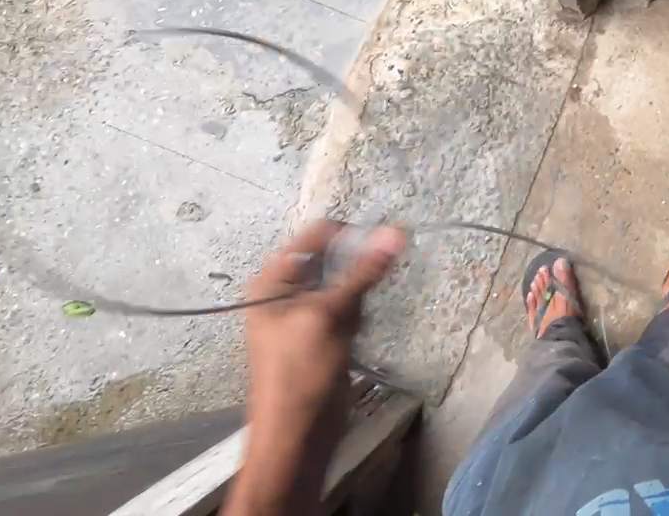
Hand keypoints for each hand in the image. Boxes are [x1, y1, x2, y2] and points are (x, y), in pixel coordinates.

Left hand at [227, 222, 404, 515]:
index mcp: (273, 281)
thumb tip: (395, 232)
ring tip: (351, 319)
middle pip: (334, 256)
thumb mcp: (329, 315)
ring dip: (359, 293)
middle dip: (355, 269)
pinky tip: (354, 331)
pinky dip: (359, 311)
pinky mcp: (328, 329)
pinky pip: (352, 303)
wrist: (298, 436)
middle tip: (361, 288)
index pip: (314, 236)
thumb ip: (364, 271)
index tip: (379, 243)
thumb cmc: (300, 373)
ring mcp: (308, 310)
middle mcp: (287, 291)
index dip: (347, 235)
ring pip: (347, 280)